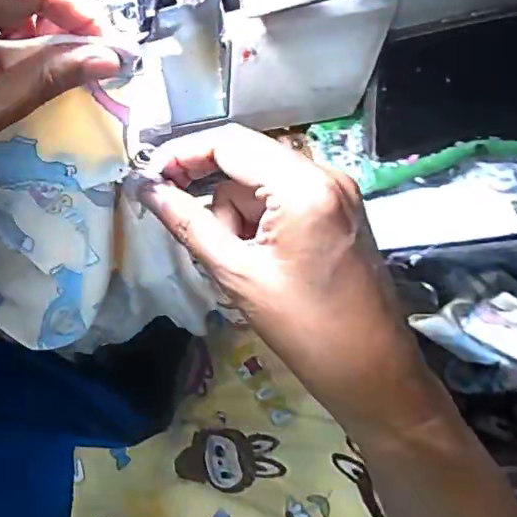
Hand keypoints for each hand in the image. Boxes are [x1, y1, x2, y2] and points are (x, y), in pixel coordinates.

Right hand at [135, 125, 446, 437]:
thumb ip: (185, 220)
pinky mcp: (335, 209)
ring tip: (231, 257)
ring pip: (255, 178)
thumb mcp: (234, 272)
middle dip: (204, 184)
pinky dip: (252, 216)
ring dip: (230, 209)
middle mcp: (324, 175)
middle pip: (242, 156)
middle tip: (175, 213)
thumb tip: (143, 187)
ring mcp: (334, 191)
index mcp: (303, 187)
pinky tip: (250, 253)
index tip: (149, 179)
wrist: (373, 373)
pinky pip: (276, 194)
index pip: (228, 143)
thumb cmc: (305, 327)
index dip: (180, 154)